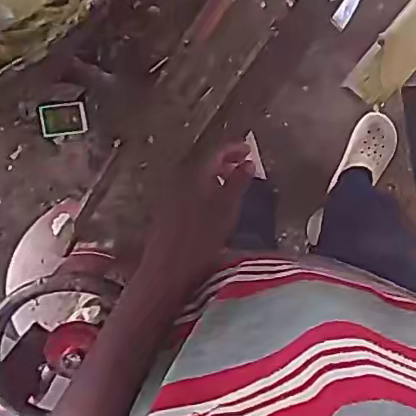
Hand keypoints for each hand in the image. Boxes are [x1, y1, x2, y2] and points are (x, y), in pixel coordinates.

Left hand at [137, 140, 253, 293]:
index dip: (234, 147)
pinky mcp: (167, 209)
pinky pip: (189, 188)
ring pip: (196, 175)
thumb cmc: (203, 237)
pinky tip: (214, 202)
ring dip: (215, 175)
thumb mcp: (228, 207)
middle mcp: (180, 177)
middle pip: (204, 160)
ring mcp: (170, 193)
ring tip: (233, 184)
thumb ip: (239, 182)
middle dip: (225, 160)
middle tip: (244, 165)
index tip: (249, 150)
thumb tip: (248, 163)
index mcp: (195, 172)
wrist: (169, 268)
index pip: (216, 149)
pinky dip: (205, 187)